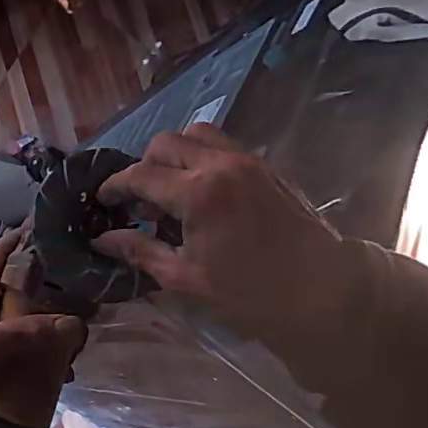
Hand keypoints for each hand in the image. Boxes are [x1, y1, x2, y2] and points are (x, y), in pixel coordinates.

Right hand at [92, 123, 355, 347]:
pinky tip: (201, 191)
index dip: (114, 186)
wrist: (324, 293)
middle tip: (140, 201)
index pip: (140, 175)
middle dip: (143, 167)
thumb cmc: (249, 294)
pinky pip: (223, 144)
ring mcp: (247, 161)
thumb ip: (139, 251)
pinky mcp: (266, 167)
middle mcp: (220, 164)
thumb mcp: (184, 278)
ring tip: (171, 188)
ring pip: (196, 134)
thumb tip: (102, 240)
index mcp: (198, 194)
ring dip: (174, 154)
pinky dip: (201, 156)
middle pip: (165, 144)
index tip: (102, 201)